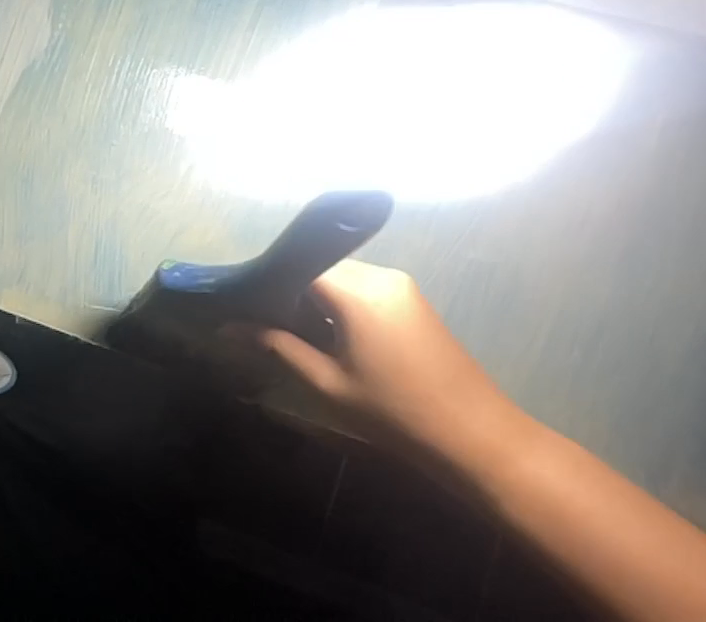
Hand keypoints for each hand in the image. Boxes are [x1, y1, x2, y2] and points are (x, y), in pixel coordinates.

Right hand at [258, 259, 523, 461]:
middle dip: (286, 289)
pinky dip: (335, 301)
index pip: (295, 266)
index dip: (264, 281)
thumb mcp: (326, 383)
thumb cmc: (396, 413)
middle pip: (316, 267)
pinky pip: (359, 286)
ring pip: (337, 276)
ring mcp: (400, 285)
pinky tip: (324, 331)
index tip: (240, 302)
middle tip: (259, 318)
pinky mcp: (411, 299)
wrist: (479, 439)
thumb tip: (226, 328)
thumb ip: (275, 346)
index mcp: (358, 292)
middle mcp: (380, 275)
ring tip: (288, 327)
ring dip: (311, 296)